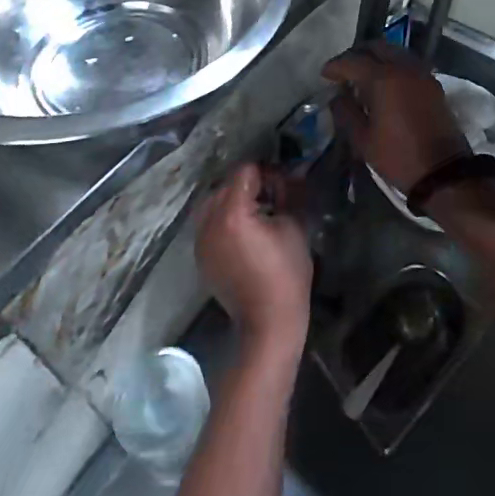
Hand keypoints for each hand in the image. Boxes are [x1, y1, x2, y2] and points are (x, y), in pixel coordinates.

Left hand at [196, 163, 312, 348]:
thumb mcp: (294, 227)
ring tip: (259, 215)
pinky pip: (209, 223)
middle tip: (275, 199)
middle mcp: (208, 222)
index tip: (284, 187)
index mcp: (232, 213)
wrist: (267, 322)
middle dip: (251, 186)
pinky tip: (246, 233)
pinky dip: (225, 219)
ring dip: (235, 201)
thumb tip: (290, 176)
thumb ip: (289, 195)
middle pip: (227, 184)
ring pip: (214, 202)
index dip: (268, 174)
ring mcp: (200, 240)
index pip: (245, 172)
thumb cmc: (286, 274)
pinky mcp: (200, 255)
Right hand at [322, 40, 469, 193]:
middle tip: (343, 71)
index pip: (353, 61)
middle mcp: (405, 68)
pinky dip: (393, 66)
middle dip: (357, 55)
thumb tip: (338, 97)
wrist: (443, 172)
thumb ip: (346, 112)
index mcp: (384, 78)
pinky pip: (408, 64)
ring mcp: (423, 74)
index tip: (324, 75)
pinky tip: (384, 84)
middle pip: (377, 47)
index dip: (335, 66)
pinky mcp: (434, 84)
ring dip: (376, 58)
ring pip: (395, 52)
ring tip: (362, 77)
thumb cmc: (398, 157)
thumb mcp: (363, 139)